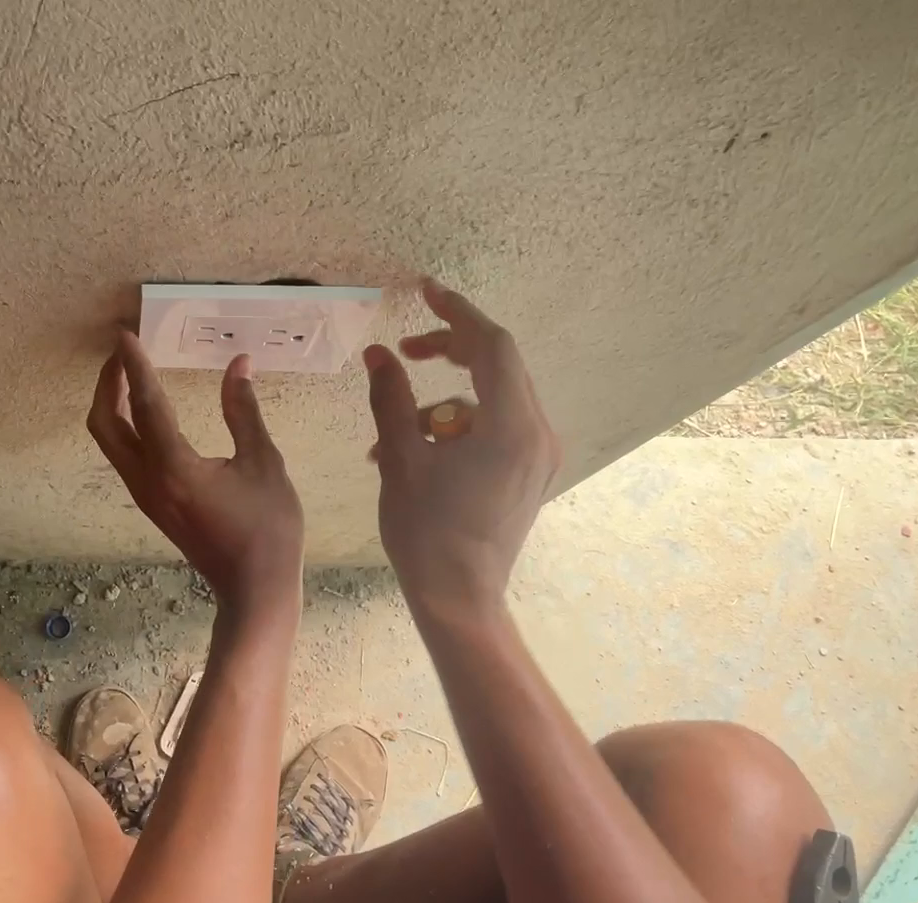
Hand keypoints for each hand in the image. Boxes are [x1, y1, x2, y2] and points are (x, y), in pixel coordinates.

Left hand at [87, 331, 302, 612]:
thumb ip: (244, 411)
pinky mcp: (152, 504)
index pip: (146, 404)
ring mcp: (145, 495)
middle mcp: (148, 481)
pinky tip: (144, 411)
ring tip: (130, 372)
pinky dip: (123, 425)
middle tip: (123, 351)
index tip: (125, 334)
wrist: (253, 587)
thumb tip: (238, 365)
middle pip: (105, 424)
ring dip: (112, 403)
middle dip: (108, 383)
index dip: (135, 365)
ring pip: (109, 441)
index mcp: (175, 468)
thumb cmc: (267, 528)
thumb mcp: (263, 464)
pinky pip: (123, 456)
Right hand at [363, 280, 561, 618]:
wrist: (458, 596)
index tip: (426, 292)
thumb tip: (379, 354)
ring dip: (441, 406)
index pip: (492, 346)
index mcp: (511, 426)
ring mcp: (538, 456)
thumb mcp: (400, 459)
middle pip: (497, 368)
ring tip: (392, 438)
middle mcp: (537, 434)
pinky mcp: (530, 474)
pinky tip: (418, 456)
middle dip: (448, 354)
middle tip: (404, 354)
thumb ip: (391, 399)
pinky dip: (456, 431)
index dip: (457, 313)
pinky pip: (495, 430)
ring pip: (490, 403)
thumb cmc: (425, 532)